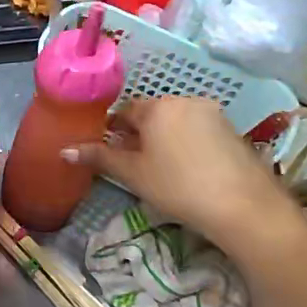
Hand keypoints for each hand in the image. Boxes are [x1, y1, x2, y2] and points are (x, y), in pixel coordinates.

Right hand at [61, 96, 290, 250]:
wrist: (242, 205)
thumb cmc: (178, 187)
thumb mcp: (134, 175)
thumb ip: (100, 158)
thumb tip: (64, 151)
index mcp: (157, 107)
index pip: (126, 110)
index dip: (114, 130)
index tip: (111, 151)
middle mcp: (185, 101)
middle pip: (153, 114)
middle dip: (140, 134)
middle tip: (135, 165)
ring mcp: (213, 113)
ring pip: (177, 121)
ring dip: (165, 138)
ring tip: (162, 170)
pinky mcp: (232, 130)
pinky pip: (199, 131)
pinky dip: (188, 144)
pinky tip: (189, 170)